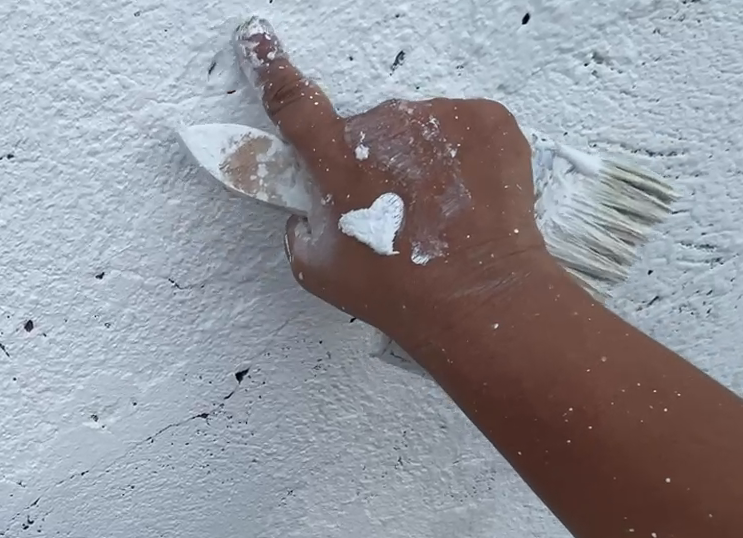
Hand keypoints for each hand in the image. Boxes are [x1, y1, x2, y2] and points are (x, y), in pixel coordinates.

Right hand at [237, 18, 562, 349]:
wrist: (474, 293)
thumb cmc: (390, 287)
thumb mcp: (316, 269)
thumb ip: (300, 228)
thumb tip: (307, 212)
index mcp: (336, 162)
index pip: (294, 104)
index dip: (271, 69)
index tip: (257, 38)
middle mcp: (385, 127)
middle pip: (363, 130)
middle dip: (365, 162)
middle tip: (383, 211)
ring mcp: (439, 117)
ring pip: (412, 129)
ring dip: (412, 160)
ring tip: (426, 212)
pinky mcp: (485, 117)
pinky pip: (455, 128)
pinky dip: (452, 157)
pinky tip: (456, 198)